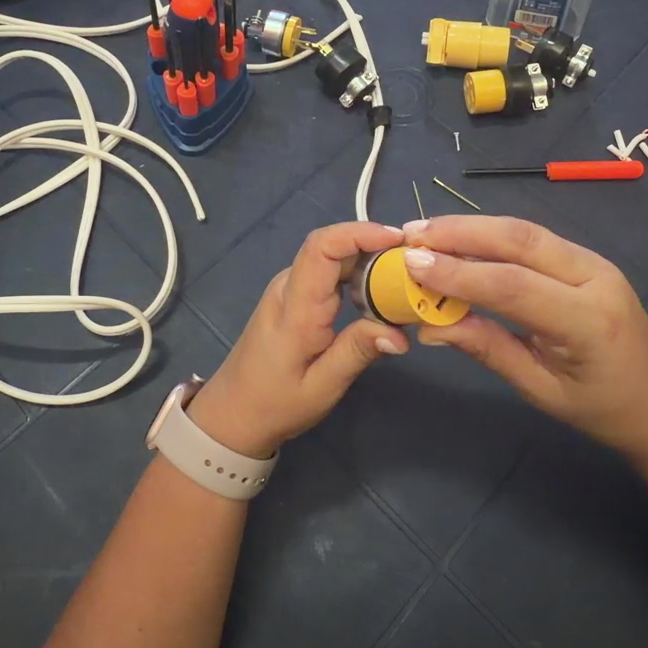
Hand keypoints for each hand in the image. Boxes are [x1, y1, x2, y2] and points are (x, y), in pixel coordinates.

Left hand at [188, 222, 408, 459]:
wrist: (232, 414)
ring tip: (405, 277)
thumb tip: (401, 334)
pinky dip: (356, 274)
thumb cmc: (275, 404)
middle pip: (331, 247)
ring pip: (332, 258)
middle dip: (374, 245)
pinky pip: (328, 273)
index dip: (359, 233)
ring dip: (368, 259)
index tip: (397, 240)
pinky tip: (380, 293)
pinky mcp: (294, 297)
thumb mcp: (322, 388)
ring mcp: (289, 289)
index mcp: (295, 307)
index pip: (322, 248)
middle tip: (415, 263)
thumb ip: (358, 353)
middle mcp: (289, 287)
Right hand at [399, 216, 647, 463]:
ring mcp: (592, 260)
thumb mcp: (542, 390)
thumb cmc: (603, 406)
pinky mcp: (583, 256)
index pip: (514, 286)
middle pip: (520, 240)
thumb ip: (489, 349)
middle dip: (461, 232)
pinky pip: (531, 237)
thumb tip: (431, 325)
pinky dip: (490, 234)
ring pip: (524, 229)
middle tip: (410, 234)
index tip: (411, 263)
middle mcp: (594, 278)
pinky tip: (458, 238)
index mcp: (589, 322)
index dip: (460, 272)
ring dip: (471, 226)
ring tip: (424, 231)